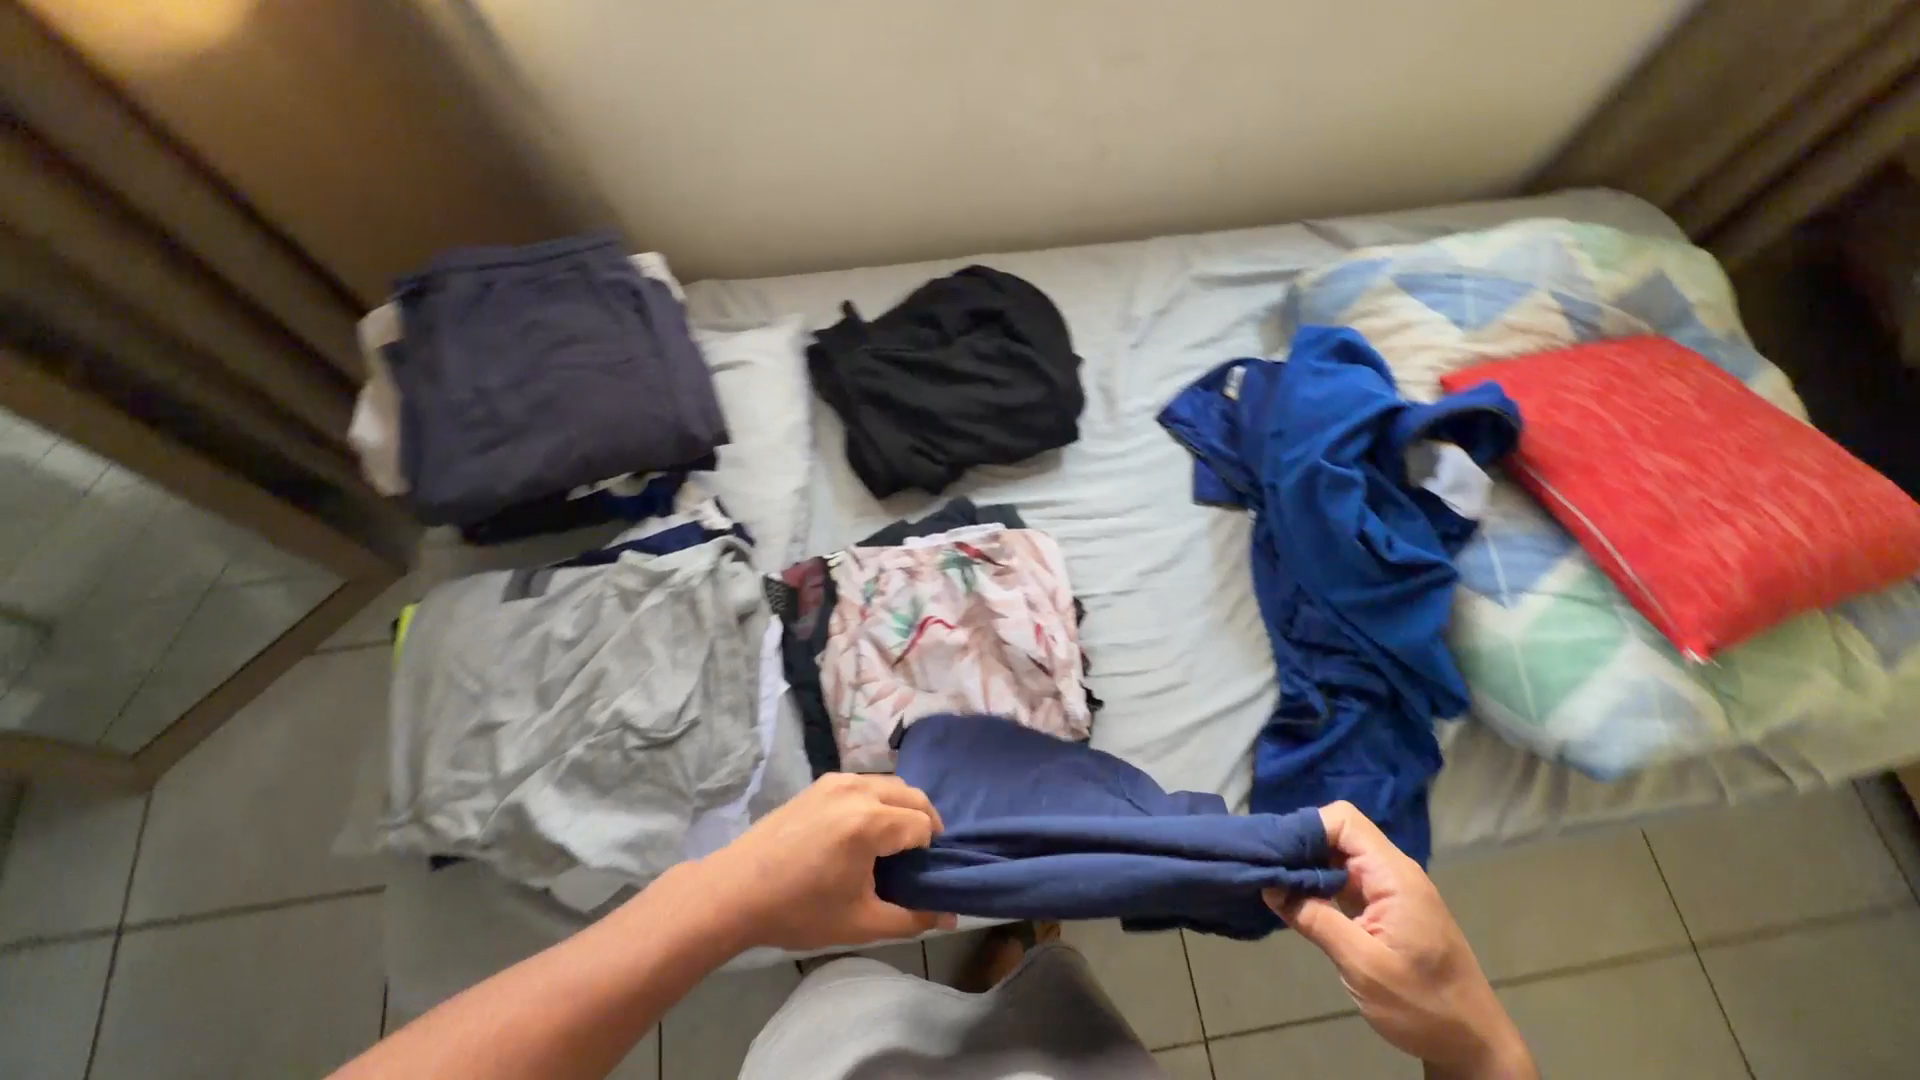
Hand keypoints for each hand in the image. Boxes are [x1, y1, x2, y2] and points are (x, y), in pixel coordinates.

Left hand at [696, 773, 956, 951]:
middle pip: (912, 795)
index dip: (928, 852)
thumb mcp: (861, 923)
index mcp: (870, 822)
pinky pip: (864, 783)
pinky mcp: (819, 783)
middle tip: (917, 857)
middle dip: (923, 822)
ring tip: (891, 843)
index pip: (922, 825)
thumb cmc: (800, 910)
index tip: (919, 876)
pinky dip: (877, 799)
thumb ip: (912, 919)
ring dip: (901, 807)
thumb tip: (950, 918)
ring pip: (889, 784)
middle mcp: (857, 790)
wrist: (735, 891)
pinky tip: (862, 830)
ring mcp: (836, 781)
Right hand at [1264, 802, 1535, 1079]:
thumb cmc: (1423, 1005)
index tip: (1274, 853)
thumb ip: (1316, 920)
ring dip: (1305, 867)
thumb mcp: (1363, 965)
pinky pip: (1344, 881)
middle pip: (1338, 834)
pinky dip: (1317, 885)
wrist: (1474, 1046)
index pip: (1343, 821)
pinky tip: (1293, 899)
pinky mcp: (1384, 910)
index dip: (1306, 828)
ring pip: (1338, 857)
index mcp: (1394, 876)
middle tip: (1263, 867)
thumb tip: (1271, 886)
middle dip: (1299, 846)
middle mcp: (1392, 874)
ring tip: (1270, 881)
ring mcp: (1389, 892)